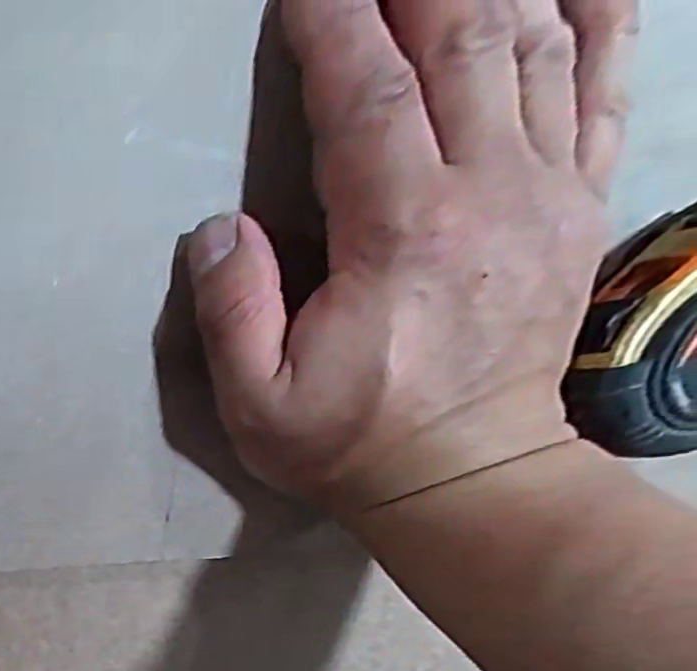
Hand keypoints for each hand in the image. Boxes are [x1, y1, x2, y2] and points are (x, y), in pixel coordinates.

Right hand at [186, 0, 635, 509]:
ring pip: (540, 48)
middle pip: (465, 51)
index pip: (367, 106)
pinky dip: (594, 18)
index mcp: (403, 238)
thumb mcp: (253, 396)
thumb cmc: (340, 439)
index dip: (332, 36)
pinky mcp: (575, 202)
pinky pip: (605, 83)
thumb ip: (231, 309)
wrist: (462, 473)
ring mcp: (549, 191)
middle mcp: (492, 193)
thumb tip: (217, 228)